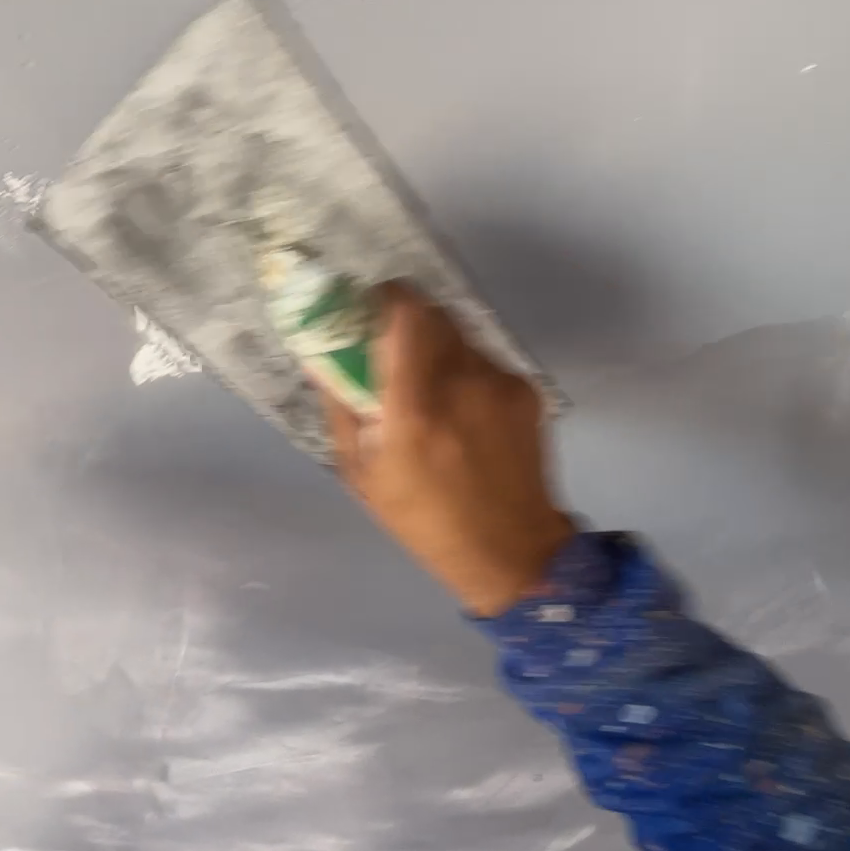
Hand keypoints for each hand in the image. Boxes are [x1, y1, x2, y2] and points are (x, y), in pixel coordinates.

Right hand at [323, 281, 574, 616]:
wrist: (510, 550)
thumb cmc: (423, 521)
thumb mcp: (362, 476)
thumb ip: (342, 411)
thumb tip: (323, 362)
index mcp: (413, 409)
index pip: (403, 315)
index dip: (383, 299)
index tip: (368, 308)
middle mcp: (461, 384)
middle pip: (432, 313)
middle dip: (406, 320)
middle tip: (391, 347)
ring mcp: (500, 385)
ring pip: (460, 336)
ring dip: (436, 348)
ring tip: (429, 390)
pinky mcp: (526, 392)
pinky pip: (485, 361)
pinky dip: (465, 373)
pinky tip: (463, 413)